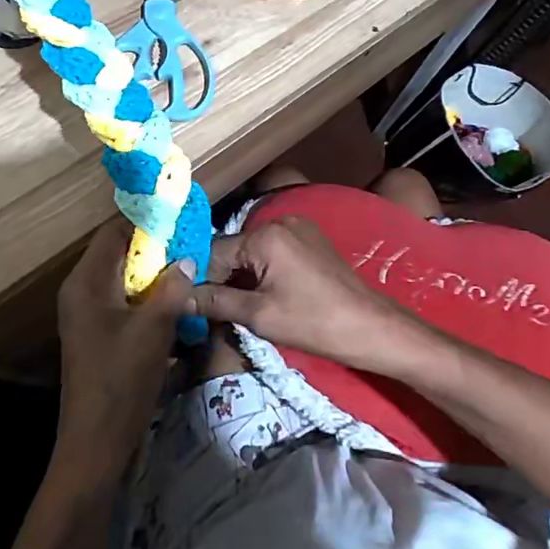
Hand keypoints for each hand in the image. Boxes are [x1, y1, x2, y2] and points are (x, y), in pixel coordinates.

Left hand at [55, 221, 193, 469]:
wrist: (97, 443)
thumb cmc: (121, 380)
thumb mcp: (153, 329)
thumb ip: (172, 287)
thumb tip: (186, 258)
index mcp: (85, 282)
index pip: (113, 232)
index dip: (146, 221)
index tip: (181, 217)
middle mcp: (81, 292)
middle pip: (119, 253)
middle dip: (156, 247)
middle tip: (192, 243)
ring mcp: (89, 315)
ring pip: (125, 279)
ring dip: (155, 274)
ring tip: (190, 268)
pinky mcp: (100, 334)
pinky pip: (126, 301)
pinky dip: (149, 297)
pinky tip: (176, 302)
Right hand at [185, 218, 424, 373]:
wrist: (372, 327)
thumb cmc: (314, 322)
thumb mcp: (259, 315)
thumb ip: (215, 302)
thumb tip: (177, 296)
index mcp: (265, 235)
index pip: (214, 251)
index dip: (199, 280)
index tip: (188, 305)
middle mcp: (280, 221)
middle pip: (234, 249)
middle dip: (220, 279)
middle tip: (209, 311)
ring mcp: (299, 229)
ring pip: (253, 253)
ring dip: (240, 278)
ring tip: (234, 308)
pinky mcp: (311, 241)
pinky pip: (273, 253)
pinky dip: (261, 273)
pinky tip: (260, 297)